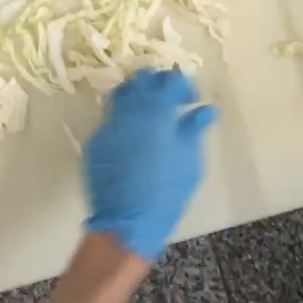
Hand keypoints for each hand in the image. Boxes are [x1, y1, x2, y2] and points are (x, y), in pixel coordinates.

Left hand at [82, 69, 215, 259]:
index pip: (169, 80)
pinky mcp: (95, 141)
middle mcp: (127, 110)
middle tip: (172, 100)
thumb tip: (206, 109)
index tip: (192, 99)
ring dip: (138, 97)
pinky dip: (126, 119)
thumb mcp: (189, 160)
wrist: (127, 222)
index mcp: (155, 111)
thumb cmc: (166, 191)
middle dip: (158, 83)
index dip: (183, 84)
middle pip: (141, 79)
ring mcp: (107, 124)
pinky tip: (135, 137)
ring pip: (121, 94)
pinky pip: (112, 119)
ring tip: (152, 115)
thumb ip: (194, 128)